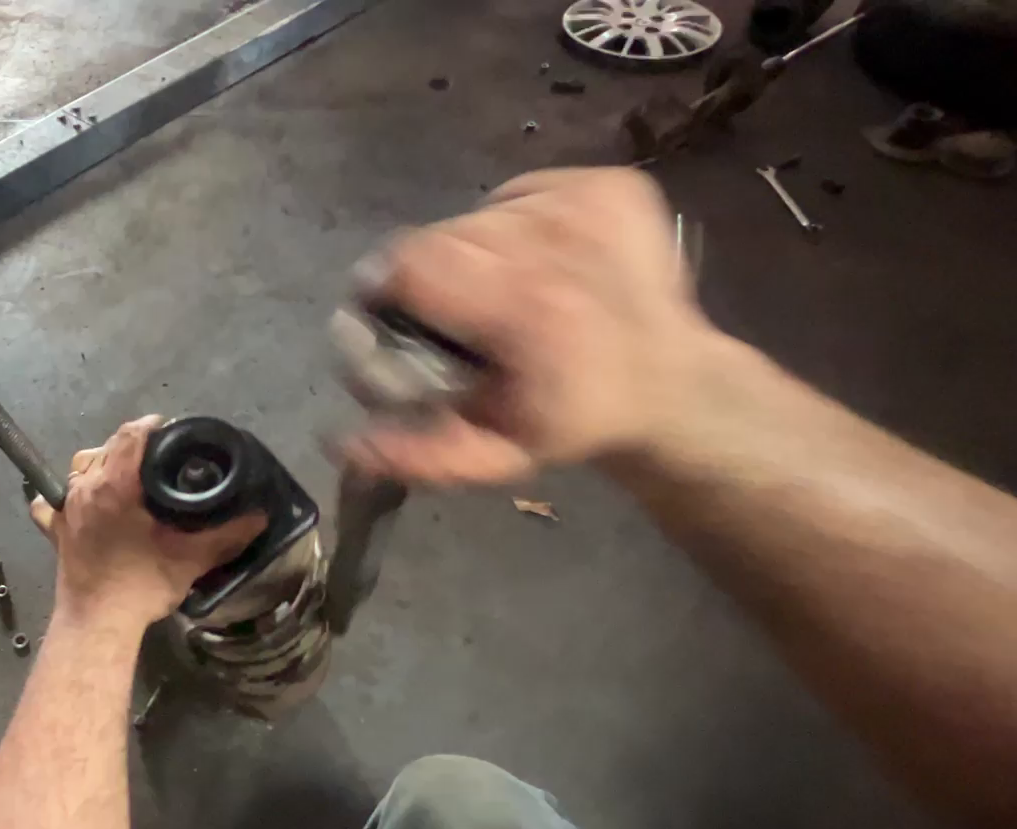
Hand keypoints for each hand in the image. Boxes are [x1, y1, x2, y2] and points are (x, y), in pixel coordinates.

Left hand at [31, 416, 267, 625]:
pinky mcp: (56, 530)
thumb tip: (259, 517)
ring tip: (127, 477)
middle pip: (107, 447)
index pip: (131, 435)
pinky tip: (83, 502)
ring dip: (102, 464)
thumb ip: (227, 534)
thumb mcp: (191, 559)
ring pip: (81, 467)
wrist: (99, 623)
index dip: (153, 427)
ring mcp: (66, 508)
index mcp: (116, 485)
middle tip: (160, 460)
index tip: (172, 433)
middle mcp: (86, 488)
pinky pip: (53, 499)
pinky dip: (68, 494)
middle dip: (132, 446)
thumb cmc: (142, 586)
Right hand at [342, 167, 758, 485]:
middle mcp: (558, 239)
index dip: (380, 288)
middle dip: (424, 279)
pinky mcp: (608, 183)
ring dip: (467, 257)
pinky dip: (508, 231)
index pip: (411, 262)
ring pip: (474, 214)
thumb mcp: (491, 457)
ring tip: (495, 300)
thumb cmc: (569, 424)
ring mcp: (587, 202)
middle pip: (437, 236)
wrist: (673, 383)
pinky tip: (533, 270)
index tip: (383, 317)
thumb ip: (415, 453)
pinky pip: (515, 197)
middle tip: (446, 319)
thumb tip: (343, 441)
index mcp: (528, 308)